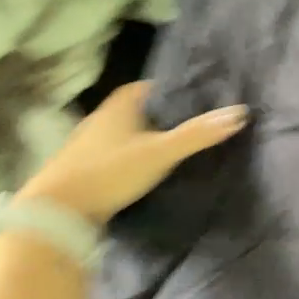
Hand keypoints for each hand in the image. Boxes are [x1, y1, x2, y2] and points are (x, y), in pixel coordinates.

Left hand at [18, 82, 247, 224]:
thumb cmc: (110, 171)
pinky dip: (134, 154)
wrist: (58, 210)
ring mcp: (89, 144)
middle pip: (137, 110)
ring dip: (147, 135)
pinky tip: (149, 167)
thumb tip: (240, 113)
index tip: (194, 97)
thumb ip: (199, 134)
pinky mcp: (85, 167)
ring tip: (176, 145)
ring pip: (126, 132)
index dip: (169, 90)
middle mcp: (100, 119)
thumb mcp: (161, 152)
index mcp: (118, 107)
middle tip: (193, 121)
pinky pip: (117, 152)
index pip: (146, 88)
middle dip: (162, 113)